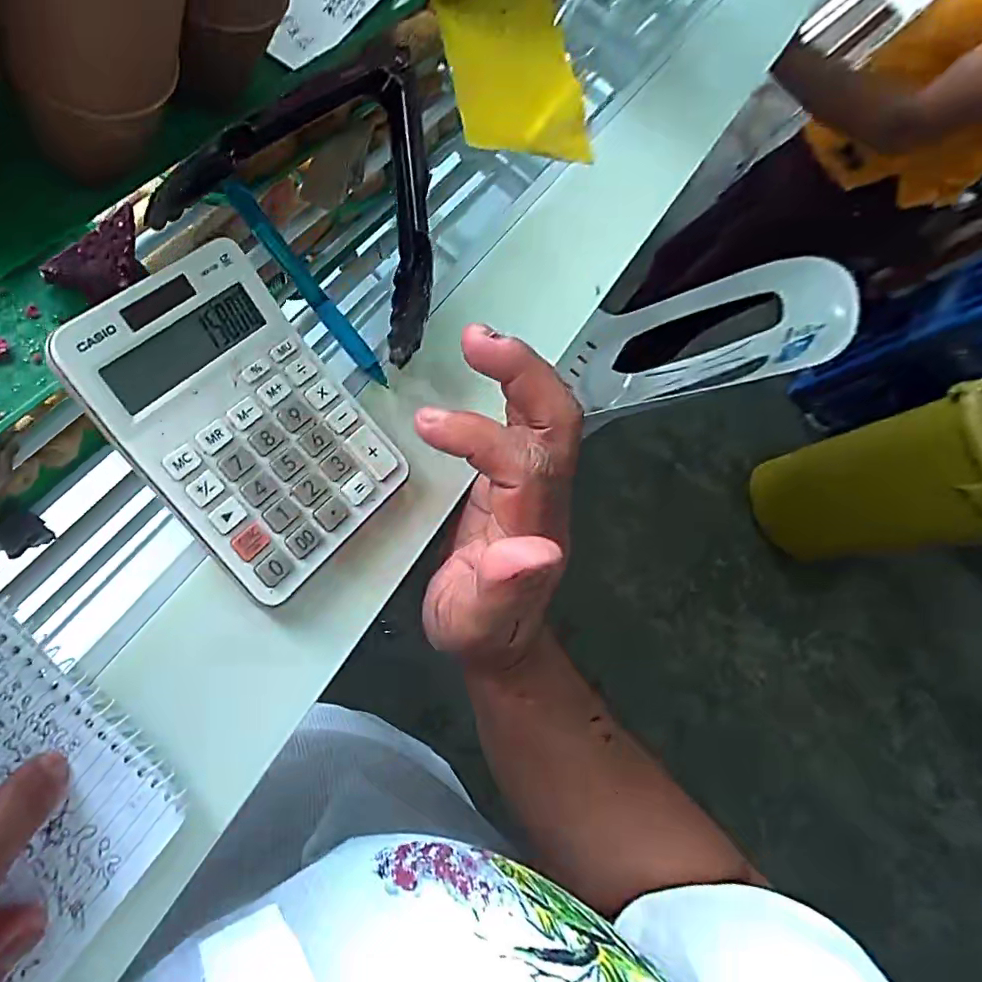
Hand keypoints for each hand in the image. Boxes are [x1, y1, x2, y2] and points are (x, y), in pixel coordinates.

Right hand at [415, 325, 582, 672]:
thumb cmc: (483, 631)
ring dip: (517, 372)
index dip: (479, 434)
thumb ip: (505, 592)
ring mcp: (532, 486)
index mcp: (529, 524)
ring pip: (543, 416)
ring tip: (476, 341)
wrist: (499, 640)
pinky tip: (480, 373)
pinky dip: (507, 390)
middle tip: (476, 340)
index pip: (521, 460)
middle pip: (553, 421)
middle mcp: (540, 496)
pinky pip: (521, 425)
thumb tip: (539, 551)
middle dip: (522, 374)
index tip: (428, 424)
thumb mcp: (481, 622)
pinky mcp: (513, 482)